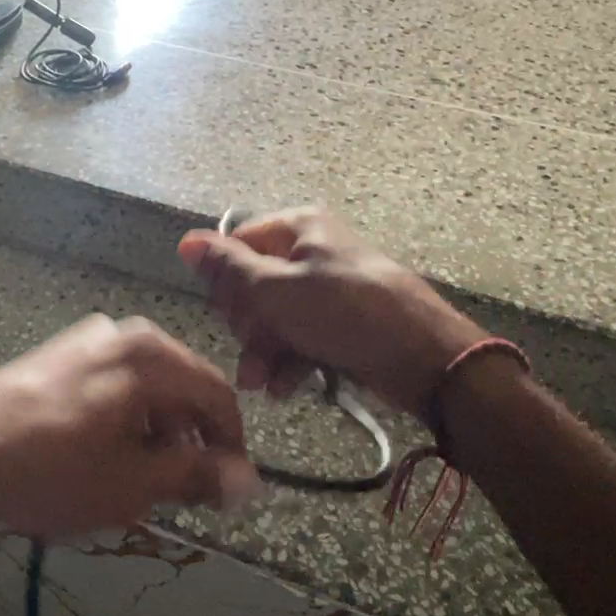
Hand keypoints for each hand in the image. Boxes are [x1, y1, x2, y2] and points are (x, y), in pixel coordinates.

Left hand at [0, 314, 259, 540]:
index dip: (233, 443)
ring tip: (141, 477)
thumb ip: (196, 475)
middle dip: (191, 437)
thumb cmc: (53, 469)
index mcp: (150, 354)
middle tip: (185, 490)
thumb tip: (247, 479)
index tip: (231, 489)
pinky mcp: (60, 352)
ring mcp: (87, 338)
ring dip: (157, 427)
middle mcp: (124, 332)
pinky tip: (104, 452)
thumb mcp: (133, 483)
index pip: (217, 393)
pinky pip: (114, 379)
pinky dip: (126, 414)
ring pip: (147, 383)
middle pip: (182, 383)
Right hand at [177, 207, 486, 415]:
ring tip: (258, 384)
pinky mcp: (347, 321)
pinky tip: (283, 388)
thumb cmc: (345, 314)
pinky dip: (291, 358)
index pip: (239, 243)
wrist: (429, 360)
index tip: (227, 316)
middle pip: (257, 281)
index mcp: (299, 227)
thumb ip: (228, 268)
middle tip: (247, 351)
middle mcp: (314, 248)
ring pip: (279, 313)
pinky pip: (305, 333)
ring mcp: (332, 286)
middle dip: (248, 324)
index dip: (226, 281)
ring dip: (264, 348)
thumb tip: (186, 241)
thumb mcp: (276, 290)